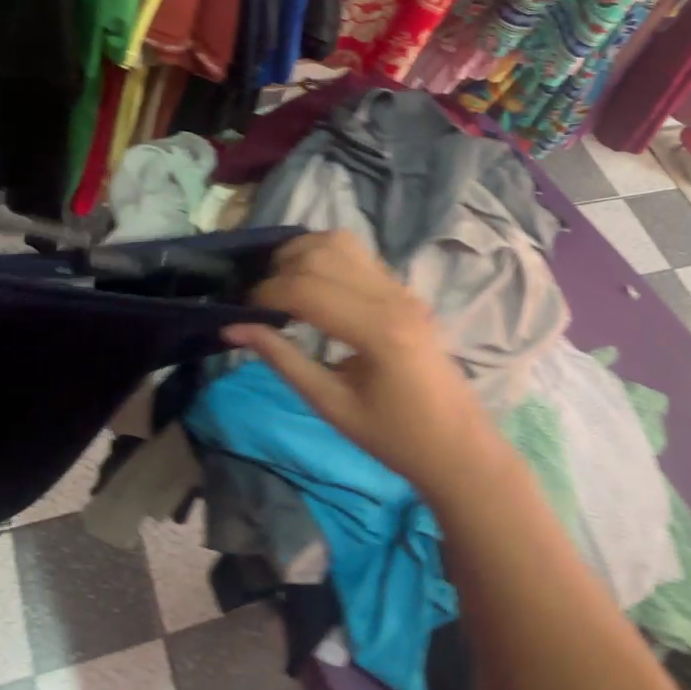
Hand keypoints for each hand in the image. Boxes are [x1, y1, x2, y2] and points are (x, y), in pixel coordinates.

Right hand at [222, 232, 481, 485]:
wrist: (458, 448)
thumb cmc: (394, 438)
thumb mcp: (330, 405)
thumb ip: (282, 359)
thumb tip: (232, 328)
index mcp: (378, 330)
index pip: (306, 289)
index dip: (264, 294)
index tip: (240, 311)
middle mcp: (392, 297)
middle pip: (319, 254)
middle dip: (277, 269)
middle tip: (256, 299)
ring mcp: (401, 288)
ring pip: (338, 242)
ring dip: (299, 254)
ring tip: (278, 284)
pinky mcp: (402, 289)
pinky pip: (355, 253)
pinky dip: (321, 256)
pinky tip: (306, 282)